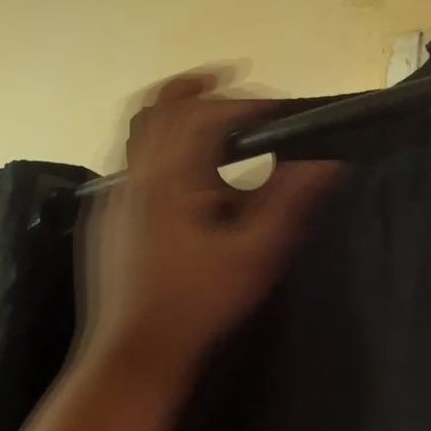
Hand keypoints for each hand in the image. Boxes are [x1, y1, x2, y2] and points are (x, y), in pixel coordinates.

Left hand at [79, 74, 339, 375]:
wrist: (134, 349)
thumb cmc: (197, 304)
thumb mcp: (252, 256)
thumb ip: (287, 203)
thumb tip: (324, 162)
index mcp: (170, 179)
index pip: (206, 114)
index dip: (245, 102)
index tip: (277, 109)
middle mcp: (135, 175)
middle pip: (161, 104)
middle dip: (200, 85)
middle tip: (233, 80)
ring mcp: (114, 194)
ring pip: (139, 129)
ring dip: (173, 111)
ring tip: (209, 117)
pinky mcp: (105, 215)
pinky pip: (130, 159)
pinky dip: (158, 143)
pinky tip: (183, 175)